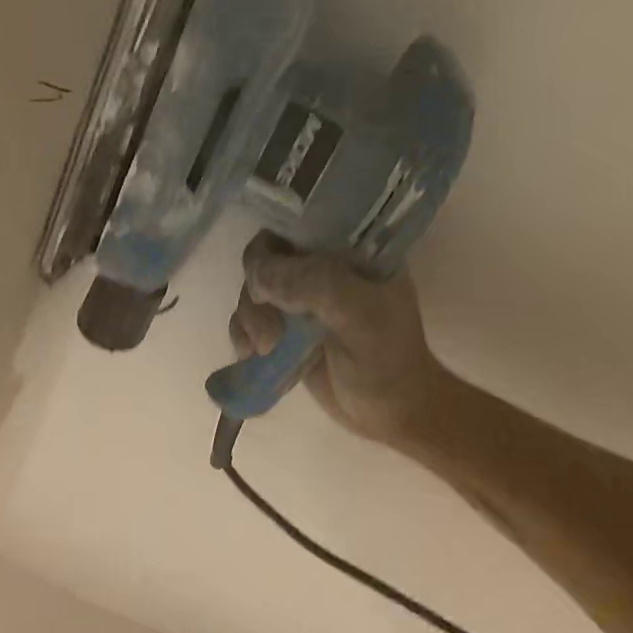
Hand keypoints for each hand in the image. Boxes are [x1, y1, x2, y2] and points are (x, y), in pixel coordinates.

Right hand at [228, 230, 453, 444]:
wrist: (390, 413)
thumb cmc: (386, 358)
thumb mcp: (361, 315)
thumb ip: (315, 285)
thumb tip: (258, 276)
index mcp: (350, 246)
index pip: (303, 219)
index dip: (278, 240)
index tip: (266, 272)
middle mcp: (324, 263)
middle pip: (270, 253)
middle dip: (259, 286)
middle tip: (270, 325)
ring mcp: (303, 295)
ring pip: (255, 285)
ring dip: (251, 315)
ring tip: (268, 348)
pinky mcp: (285, 326)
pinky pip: (248, 316)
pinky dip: (243, 332)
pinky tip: (254, 355)